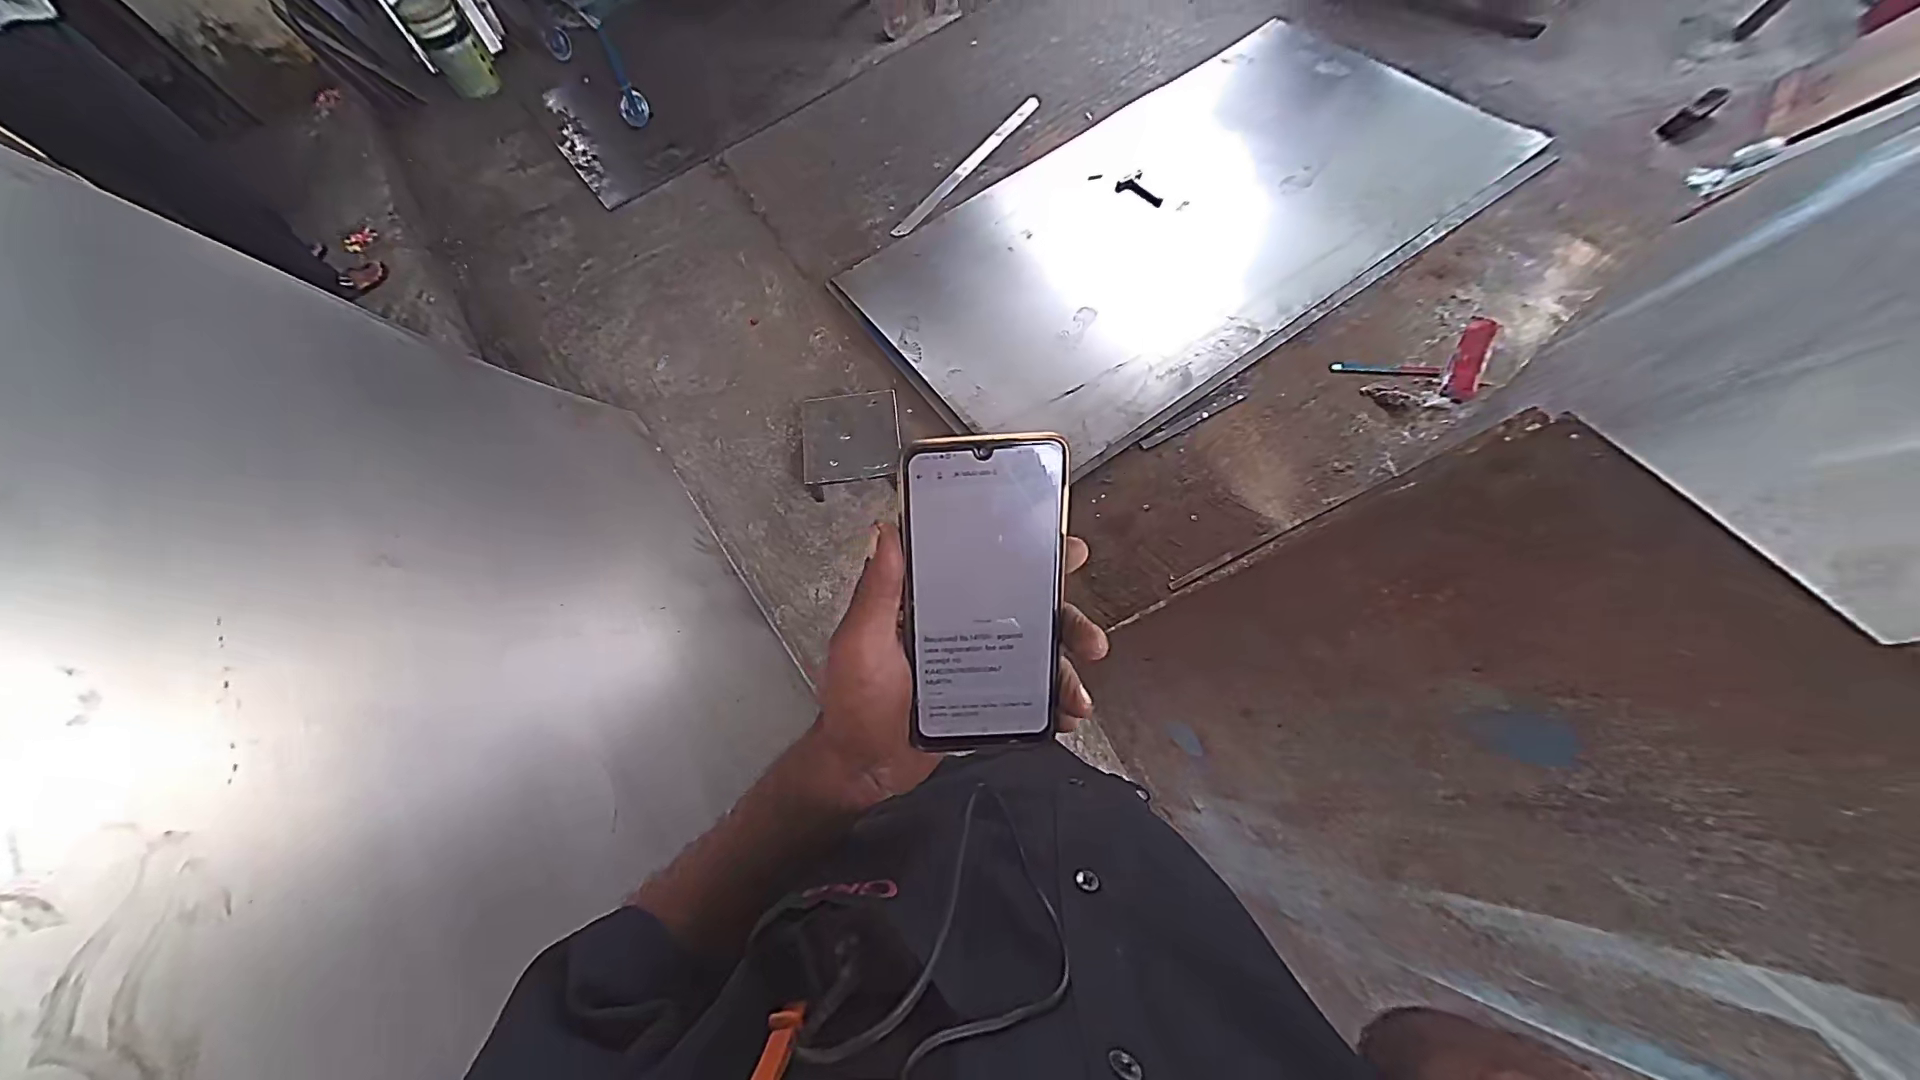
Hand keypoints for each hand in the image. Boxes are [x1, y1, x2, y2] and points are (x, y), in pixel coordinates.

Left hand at [814, 522, 1109, 807]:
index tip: (1061, 547)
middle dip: (1068, 620)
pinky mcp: (987, 698)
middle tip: (1089, 637)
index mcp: (935, 603)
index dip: (1029, 555)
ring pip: (1037, 656)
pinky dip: (1053, 704)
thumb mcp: (861, 640)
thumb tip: (885, 531)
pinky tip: (1065, 716)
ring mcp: (979, 664)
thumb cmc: (854, 703)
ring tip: (1078, 696)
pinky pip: (1030, 695)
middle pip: (1028, 611)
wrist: (863, 769)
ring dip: (1066, 670)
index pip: (987, 566)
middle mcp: (963, 627)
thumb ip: (877, 590)